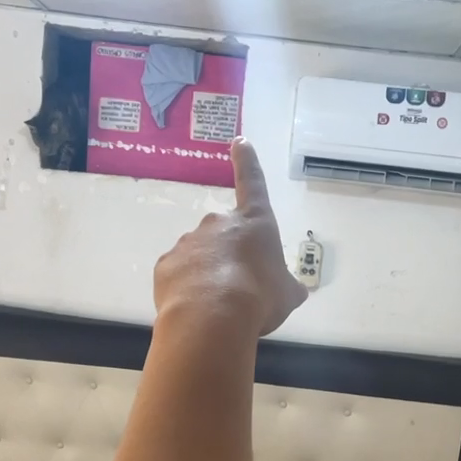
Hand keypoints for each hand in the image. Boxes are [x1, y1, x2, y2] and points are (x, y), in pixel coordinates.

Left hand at [153, 138, 307, 337]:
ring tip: (217, 306)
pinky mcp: (167, 265)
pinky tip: (196, 308)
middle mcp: (219, 224)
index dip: (248, 162)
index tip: (239, 142)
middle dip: (229, 256)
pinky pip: (179, 274)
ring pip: (200, 256)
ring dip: (207, 275)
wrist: (213, 318)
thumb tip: (294, 289)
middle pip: (225, 235)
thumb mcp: (288, 295)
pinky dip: (187, 288)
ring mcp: (189, 242)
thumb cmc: (260, 298)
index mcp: (254, 223)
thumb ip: (289, 287)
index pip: (253, 183)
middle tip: (238, 288)